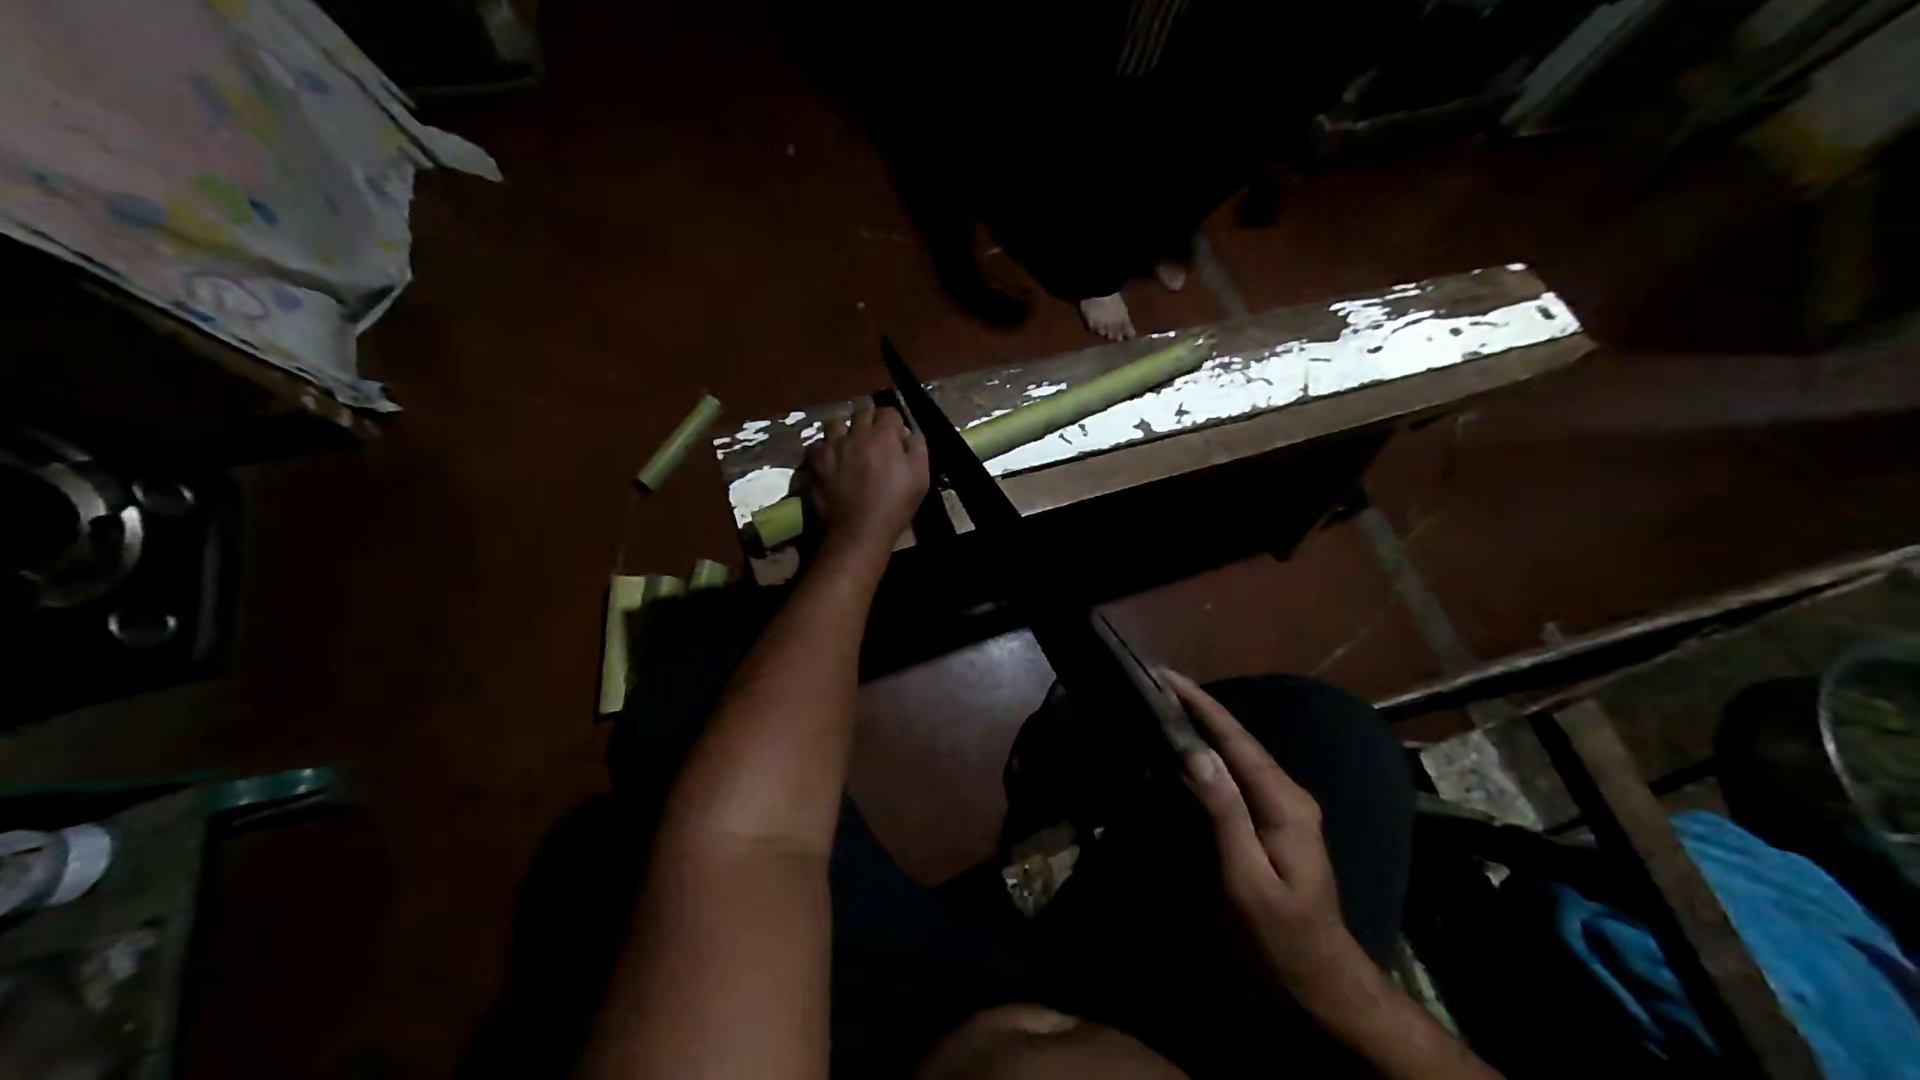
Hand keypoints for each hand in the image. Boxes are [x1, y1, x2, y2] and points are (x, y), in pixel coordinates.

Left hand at [803, 399, 928, 553]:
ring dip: (843, 429)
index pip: (889, 412)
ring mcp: (831, 447)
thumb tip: (907, 433)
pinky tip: (830, 459)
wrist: (858, 531)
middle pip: (861, 411)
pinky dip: (825, 449)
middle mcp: (854, 434)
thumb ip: (917, 447)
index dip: (894, 423)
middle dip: (869, 418)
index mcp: (882, 435)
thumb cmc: (895, 505)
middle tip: (873, 435)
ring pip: (834, 423)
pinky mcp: (815, 463)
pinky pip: (817, 446)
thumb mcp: (920, 477)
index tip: (896, 436)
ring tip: (848, 442)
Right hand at [1162, 671, 1369, 998]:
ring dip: (1207, 727)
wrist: (1320, 973)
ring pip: (1241, 755)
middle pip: (1241, 741)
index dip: (1204, 706)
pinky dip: (1214, 754)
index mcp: (1285, 802)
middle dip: (1202, 709)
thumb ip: (1226, 813)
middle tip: (1161, 685)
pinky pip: (1241, 775)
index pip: (1238, 741)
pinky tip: (1193, 748)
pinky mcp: (1277, 818)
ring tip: (1170, 706)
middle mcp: (1290, 793)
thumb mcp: (1247, 877)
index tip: (1170, 678)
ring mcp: (1287, 805)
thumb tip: (1197, 754)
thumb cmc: (1280, 932)